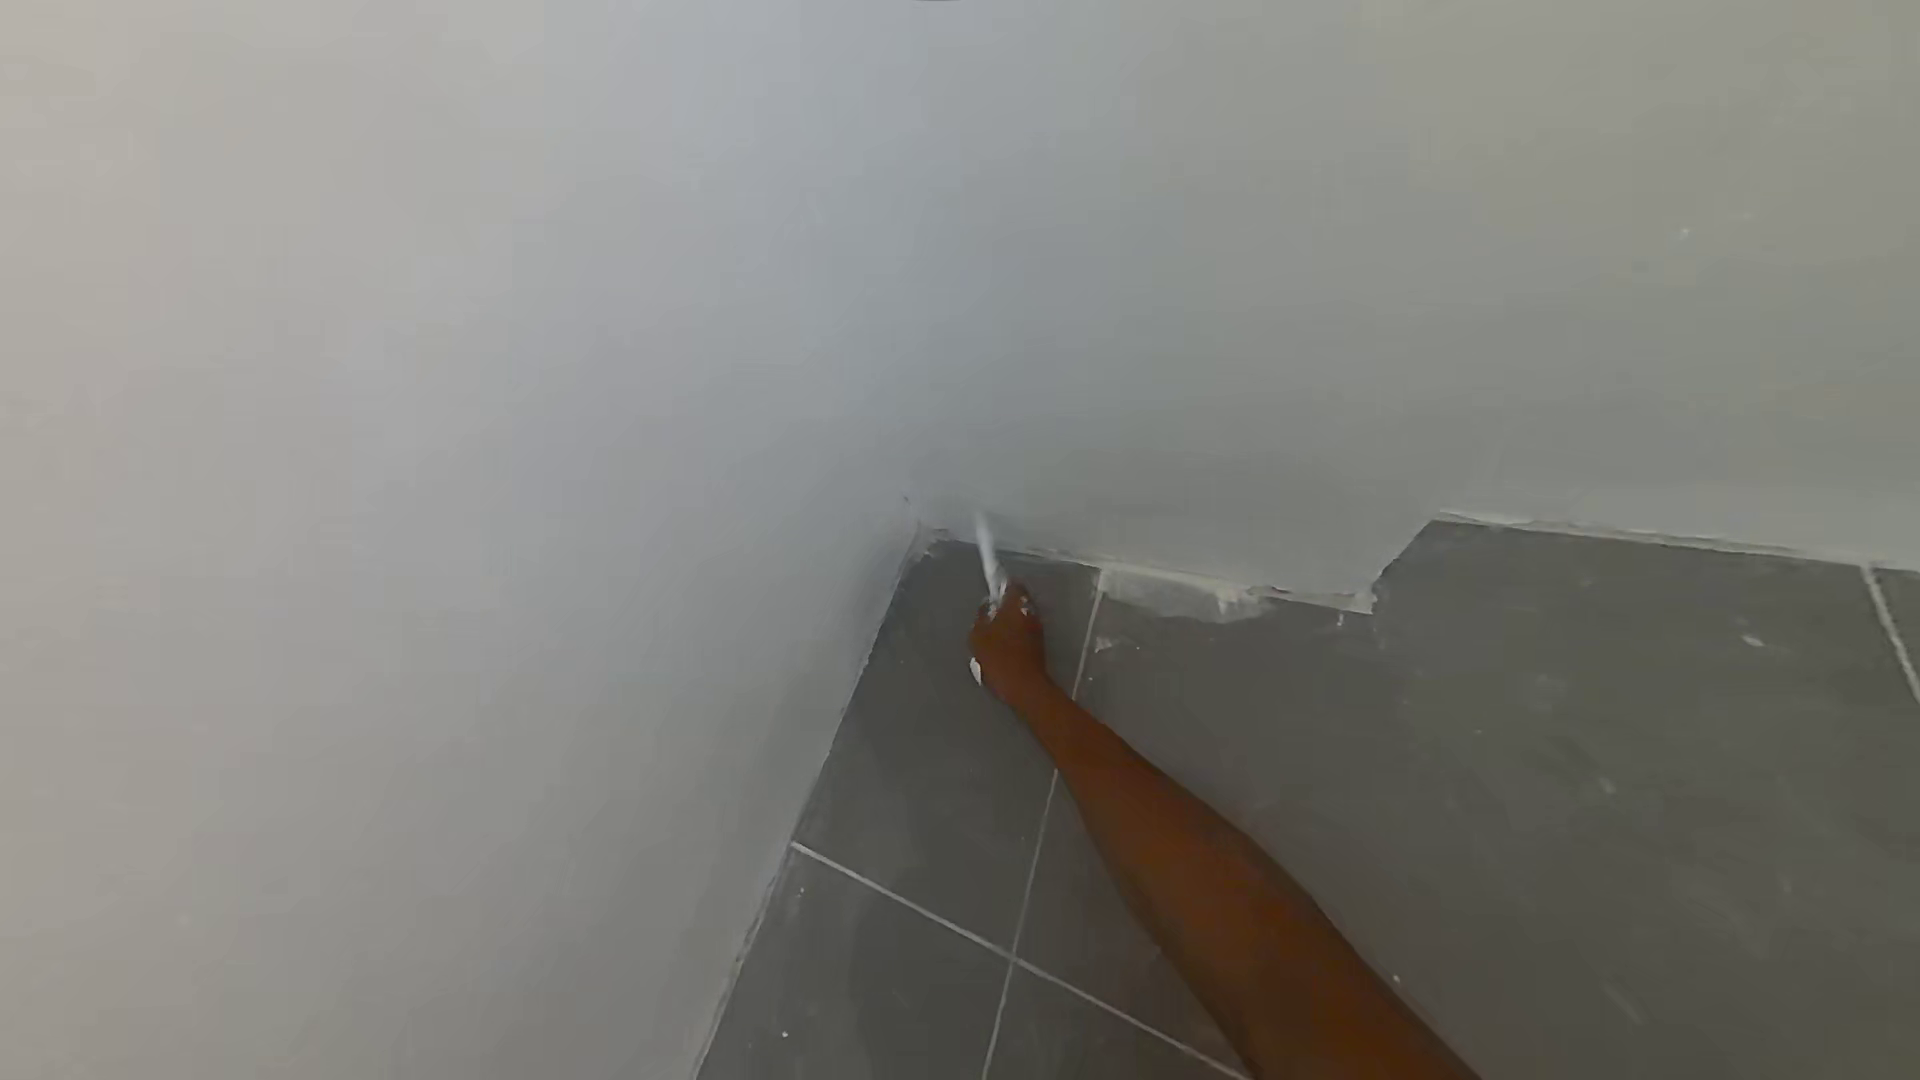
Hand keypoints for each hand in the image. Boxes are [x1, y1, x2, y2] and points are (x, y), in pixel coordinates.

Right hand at [969, 582, 1052, 703]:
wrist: (1025, 687)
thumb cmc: (999, 658)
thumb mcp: (978, 637)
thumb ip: (981, 617)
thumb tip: (987, 605)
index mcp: (1017, 606)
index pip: (1013, 585)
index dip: (1002, 588)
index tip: (992, 594)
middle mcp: (1031, 613)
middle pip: (1019, 602)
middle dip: (1006, 606)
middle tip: (989, 615)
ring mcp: (1038, 630)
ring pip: (1022, 618)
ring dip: (1010, 622)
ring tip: (994, 634)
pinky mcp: (1039, 646)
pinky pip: (1025, 633)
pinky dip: (1015, 636)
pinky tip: (1003, 648)